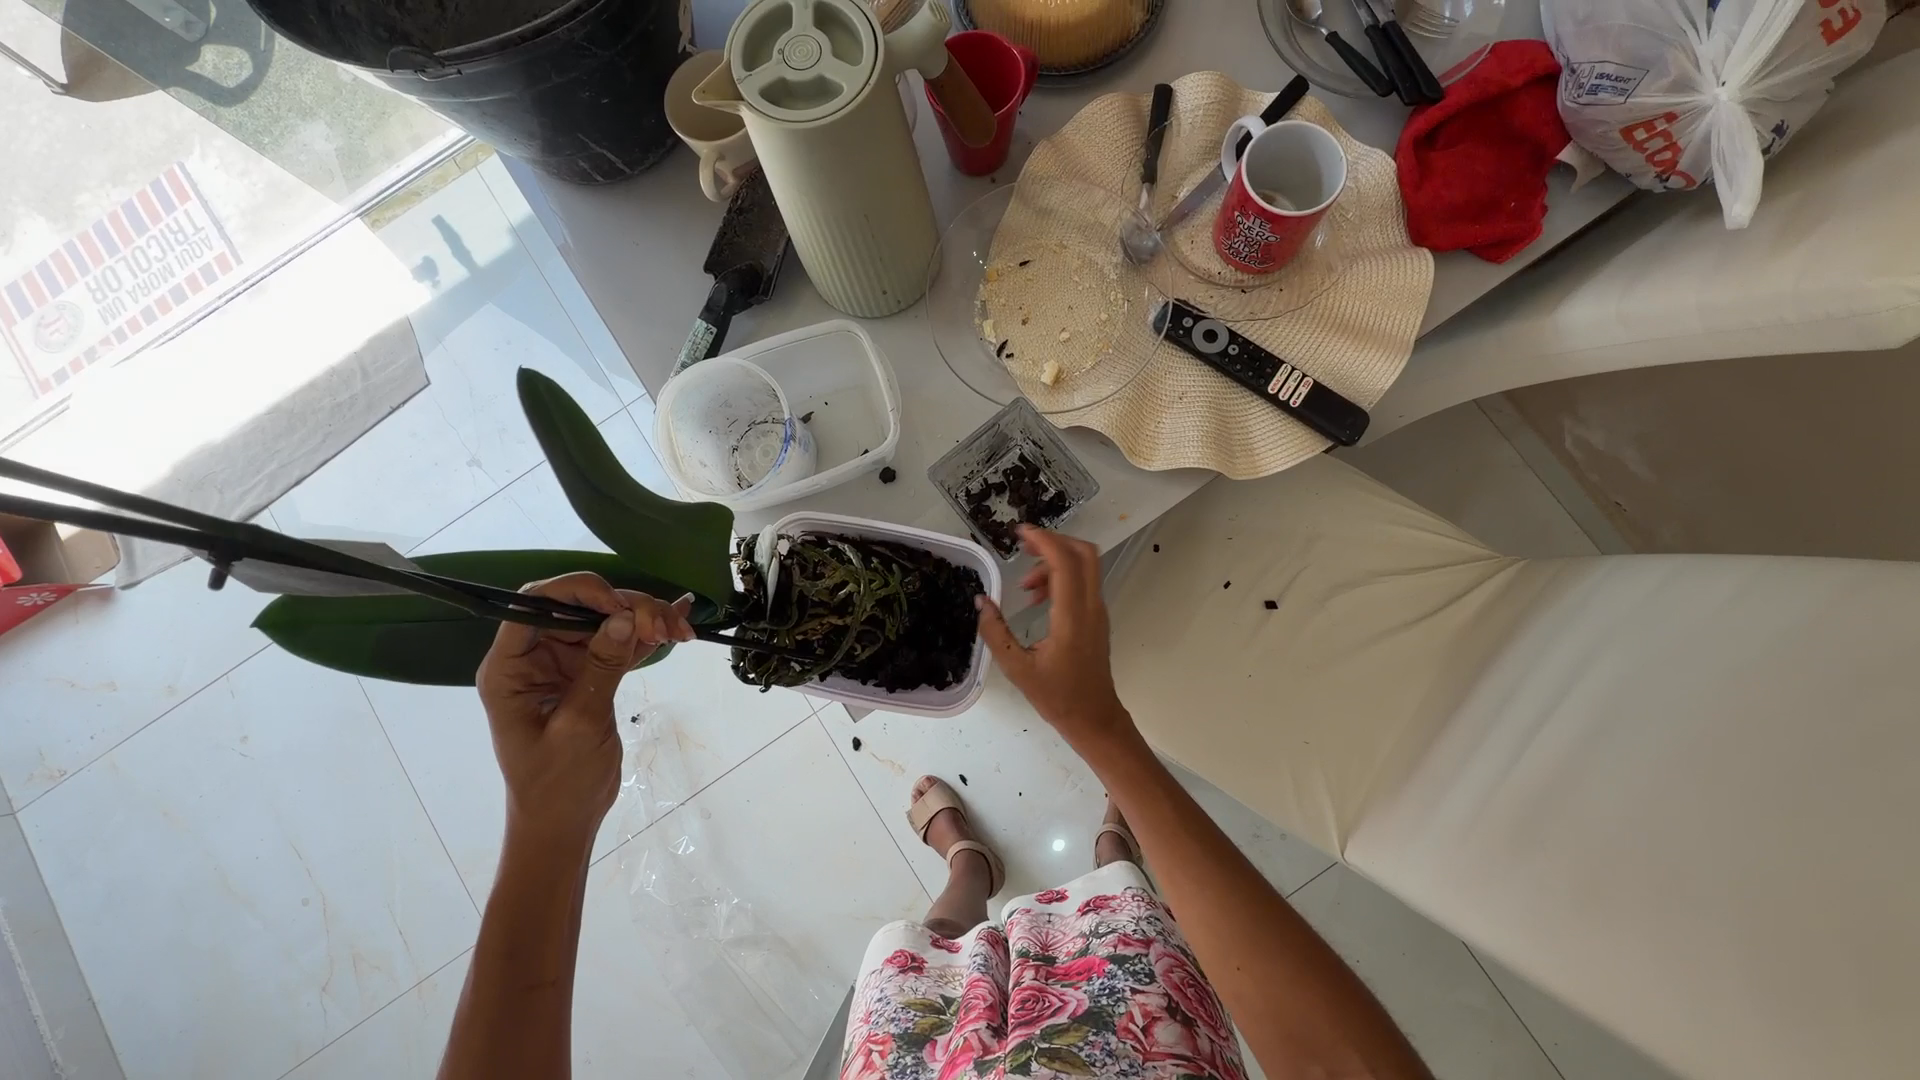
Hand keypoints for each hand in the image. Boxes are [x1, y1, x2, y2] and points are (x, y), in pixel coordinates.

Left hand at [476, 573, 693, 844]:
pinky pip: (620, 643)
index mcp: (511, 666)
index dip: (578, 592)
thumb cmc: (557, 783)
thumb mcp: (579, 725)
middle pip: (580, 608)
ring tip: (681, 632)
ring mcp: (565, 664)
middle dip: (627, 608)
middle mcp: (535, 656)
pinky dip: (648, 634)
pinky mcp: (591, 674)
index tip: (622, 606)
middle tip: (667, 629)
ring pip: (607, 620)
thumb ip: (600, 669)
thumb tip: (625, 618)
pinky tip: (680, 622)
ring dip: (646, 619)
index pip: (535, 604)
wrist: (565, 822)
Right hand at [976, 526, 1135, 750]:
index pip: (1064, 563)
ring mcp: (1097, 611)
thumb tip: (980, 601)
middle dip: (1054, 541)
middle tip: (1024, 545)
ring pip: (1084, 566)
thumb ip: (996, 633)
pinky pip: (1082, 583)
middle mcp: (1090, 607)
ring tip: (1024, 585)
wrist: (1094, 718)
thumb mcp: (1017, 668)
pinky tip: (1037, 599)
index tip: (1020, 533)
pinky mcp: (1096, 618)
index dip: (1044, 540)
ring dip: (1054, 563)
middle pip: (1084, 553)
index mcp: (1072, 617)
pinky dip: (1060, 578)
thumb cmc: (1057, 697)